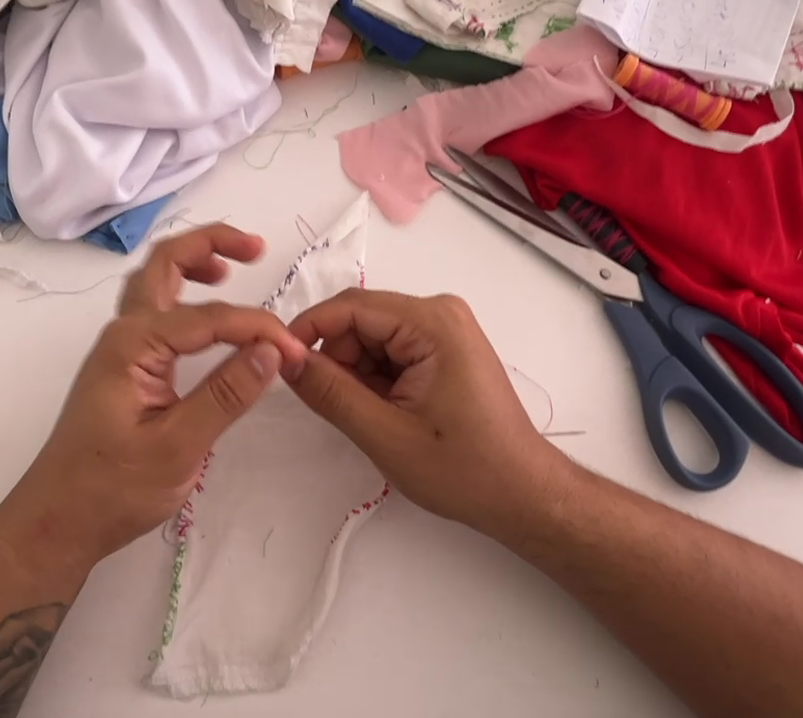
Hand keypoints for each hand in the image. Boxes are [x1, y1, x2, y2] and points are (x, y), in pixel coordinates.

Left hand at [0, 224, 306, 574]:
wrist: (58, 519)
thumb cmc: (113, 488)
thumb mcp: (178, 447)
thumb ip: (226, 394)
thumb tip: (271, 350)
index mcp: (134, 344)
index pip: (209, 317)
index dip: (256, 328)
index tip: (294, 351)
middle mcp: (123, 332)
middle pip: (164, 262)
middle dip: (210, 243)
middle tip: (256, 247)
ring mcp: (120, 346)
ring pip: (155, 280)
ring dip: (193, 260)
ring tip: (235, 264)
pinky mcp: (124, 364)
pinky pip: (156, 307)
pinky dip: (184, 290)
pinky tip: (207, 310)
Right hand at [282, 289, 562, 541]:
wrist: (523, 495)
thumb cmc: (463, 468)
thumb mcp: (385, 434)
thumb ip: (330, 392)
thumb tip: (284, 358)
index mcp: (432, 322)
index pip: (350, 307)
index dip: (307, 330)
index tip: (278, 363)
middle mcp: (439, 312)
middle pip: (360, 321)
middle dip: (336, 359)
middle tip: (334, 407)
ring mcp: (444, 329)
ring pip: (371, 338)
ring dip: (355, 373)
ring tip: (370, 418)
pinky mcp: (443, 348)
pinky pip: (390, 350)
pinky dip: (374, 379)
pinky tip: (385, 412)